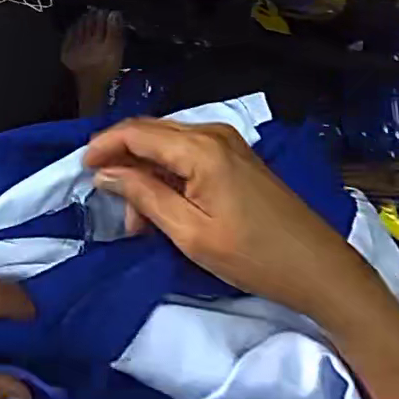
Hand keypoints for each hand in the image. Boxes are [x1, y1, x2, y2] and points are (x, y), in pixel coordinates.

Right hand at [85, 119, 386, 326]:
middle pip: (152, 132)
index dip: (104, 145)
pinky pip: (188, 153)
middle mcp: (213, 132)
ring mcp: (227, 141)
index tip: (80, 168)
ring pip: (168, 143)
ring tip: (140, 220)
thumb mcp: (190, 233)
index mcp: (201, 147)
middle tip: (112, 205)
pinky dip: (168, 174)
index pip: (138, 131)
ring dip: (146, 173)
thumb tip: (106, 173)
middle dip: (125, 162)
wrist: (318, 266)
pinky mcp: (235, 155)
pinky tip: (164, 206)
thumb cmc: (253, 255)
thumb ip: (145, 196)